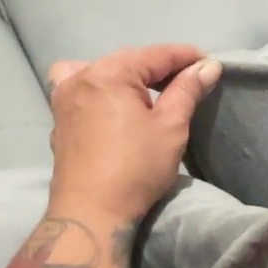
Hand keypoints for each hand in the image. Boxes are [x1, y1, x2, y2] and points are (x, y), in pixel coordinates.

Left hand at [45, 45, 221, 222]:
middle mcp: (79, 77)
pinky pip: (80, 91)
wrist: (91, 213)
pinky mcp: (59, 122)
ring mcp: (63, 99)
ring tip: (146, 93)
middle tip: (186, 81)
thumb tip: (208, 66)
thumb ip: (187, 90)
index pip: (155, 54)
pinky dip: (99, 90)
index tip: (209, 63)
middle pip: (127, 61)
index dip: (185, 56)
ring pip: (98, 71)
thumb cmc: (136, 168)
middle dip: (157, 67)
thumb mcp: (171, 126)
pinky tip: (112, 106)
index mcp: (108, 73)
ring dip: (124, 75)